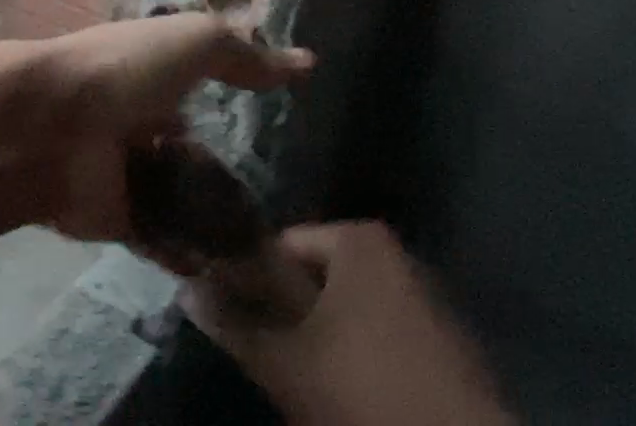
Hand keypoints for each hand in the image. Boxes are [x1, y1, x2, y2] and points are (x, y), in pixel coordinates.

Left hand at [36, 13, 311, 242]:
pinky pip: (161, 241)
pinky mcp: (117, 219)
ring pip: (177, 199)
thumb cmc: (124, 71)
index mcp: (149, 75)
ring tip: (266, 242)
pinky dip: (189, 255)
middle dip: (223, 171)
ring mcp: (125, 173)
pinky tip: (228, 267)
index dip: (229, 102)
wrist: (50, 128)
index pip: (193, 88)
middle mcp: (136, 121)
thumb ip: (244, 55)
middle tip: (280, 198)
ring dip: (212, 219)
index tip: (276, 127)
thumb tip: (307, 64)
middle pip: (188, 150)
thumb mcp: (192, 43)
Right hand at [186, 221, 512, 425]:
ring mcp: (428, 300)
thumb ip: (232, 323)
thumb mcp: (284, 363)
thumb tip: (186, 290)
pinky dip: (362, 356)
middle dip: (289, 311)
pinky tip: (352, 393)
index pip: (282, 244)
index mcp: (359, 241)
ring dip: (324, 337)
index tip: (240, 317)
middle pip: (316, 276)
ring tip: (308, 379)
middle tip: (272, 355)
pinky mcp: (449, 345)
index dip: (252, 279)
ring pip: (350, 309)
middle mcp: (396, 256)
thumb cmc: (365, 393)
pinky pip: (384, 336)